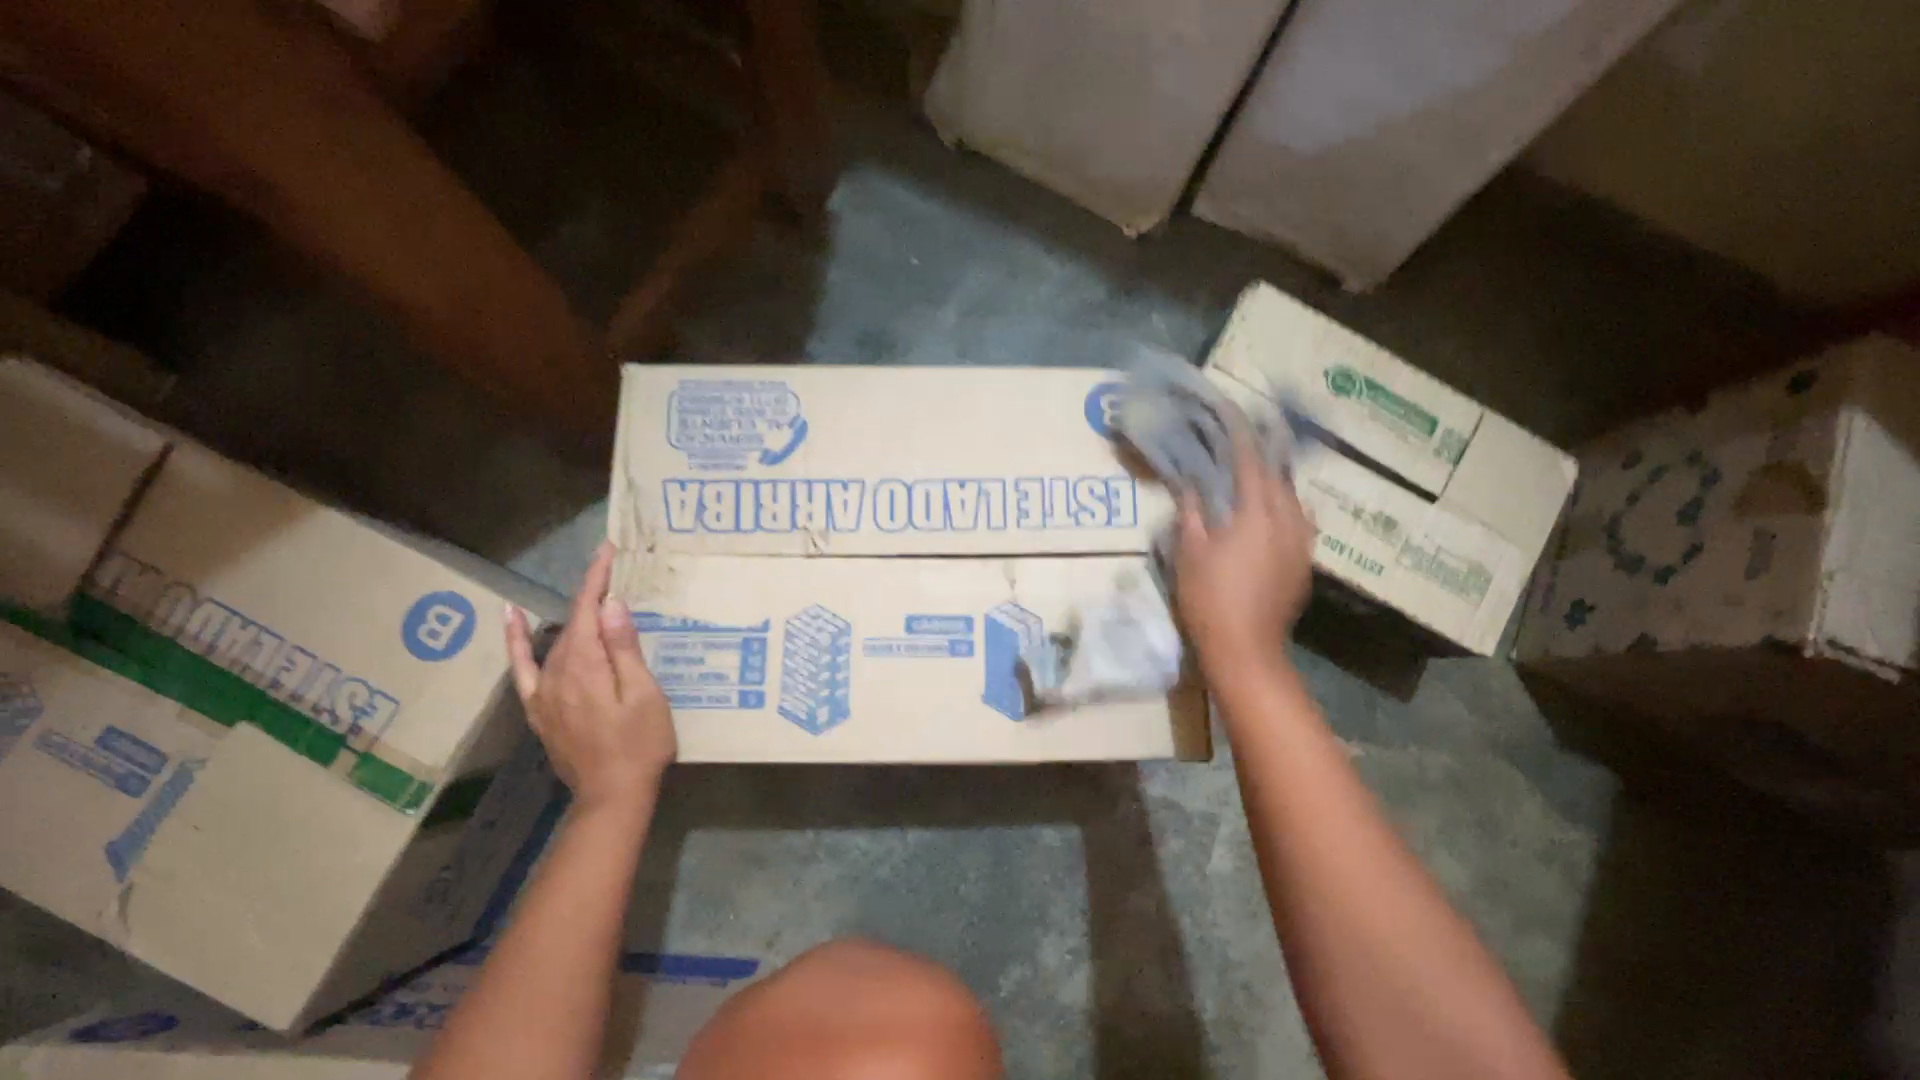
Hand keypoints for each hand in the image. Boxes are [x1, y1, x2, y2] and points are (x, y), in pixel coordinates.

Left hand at [505, 542, 675, 814]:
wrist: (613, 795)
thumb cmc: (640, 744)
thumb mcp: (644, 695)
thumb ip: (624, 650)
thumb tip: (611, 605)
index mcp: (585, 665)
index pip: (588, 609)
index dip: (597, 577)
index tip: (608, 549)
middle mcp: (557, 672)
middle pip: (574, 622)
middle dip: (592, 593)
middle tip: (616, 572)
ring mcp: (543, 692)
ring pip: (557, 641)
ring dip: (574, 616)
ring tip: (593, 595)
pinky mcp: (539, 710)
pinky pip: (522, 667)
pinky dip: (515, 641)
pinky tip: (511, 619)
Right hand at [1173, 425, 1315, 674]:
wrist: (1245, 649)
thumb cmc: (1209, 598)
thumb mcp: (1189, 552)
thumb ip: (1193, 513)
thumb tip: (1191, 485)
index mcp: (1257, 513)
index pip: (1249, 461)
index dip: (1239, 434)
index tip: (1231, 412)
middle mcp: (1287, 521)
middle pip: (1278, 476)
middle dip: (1261, 456)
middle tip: (1243, 442)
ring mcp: (1300, 544)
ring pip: (1293, 500)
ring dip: (1274, 484)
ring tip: (1256, 476)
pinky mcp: (1303, 565)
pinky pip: (1298, 524)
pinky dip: (1283, 511)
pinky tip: (1268, 517)